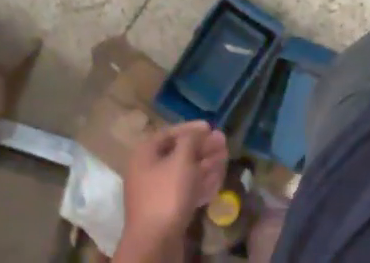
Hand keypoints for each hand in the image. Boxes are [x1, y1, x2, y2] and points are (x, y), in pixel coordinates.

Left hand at [114, 121, 228, 261]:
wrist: (155, 242)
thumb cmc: (167, 193)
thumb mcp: (182, 159)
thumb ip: (192, 140)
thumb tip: (200, 131)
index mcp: (145, 154)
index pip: (169, 133)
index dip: (191, 128)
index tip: (211, 127)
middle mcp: (147, 171)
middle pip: (178, 153)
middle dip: (202, 147)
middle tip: (223, 142)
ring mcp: (156, 193)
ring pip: (184, 172)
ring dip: (205, 164)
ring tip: (225, 158)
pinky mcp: (166, 210)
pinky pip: (184, 190)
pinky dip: (200, 183)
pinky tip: (216, 179)